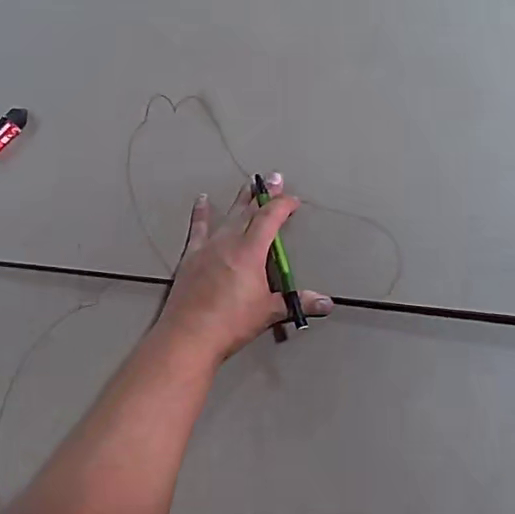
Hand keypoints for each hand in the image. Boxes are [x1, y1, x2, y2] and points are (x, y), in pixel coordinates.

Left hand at [152, 172, 332, 362]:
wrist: (189, 335)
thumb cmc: (230, 324)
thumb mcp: (268, 312)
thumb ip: (297, 302)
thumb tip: (325, 303)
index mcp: (250, 252)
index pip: (270, 219)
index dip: (283, 205)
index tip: (293, 200)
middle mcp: (228, 243)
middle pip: (249, 211)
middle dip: (263, 195)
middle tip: (272, 178)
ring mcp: (207, 248)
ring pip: (227, 216)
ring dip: (239, 201)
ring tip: (247, 185)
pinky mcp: (190, 258)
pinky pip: (197, 229)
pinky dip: (200, 214)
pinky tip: (201, 201)